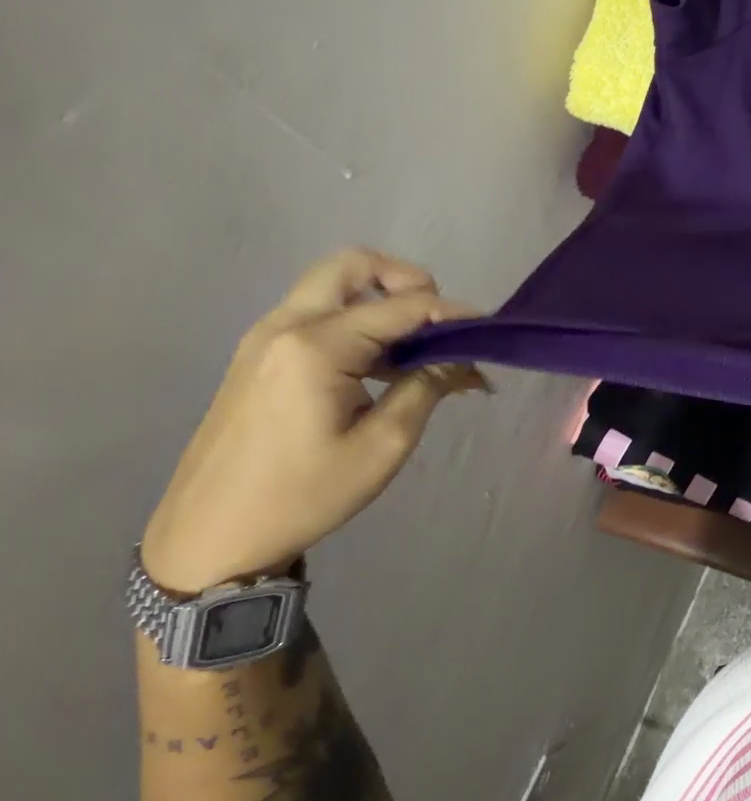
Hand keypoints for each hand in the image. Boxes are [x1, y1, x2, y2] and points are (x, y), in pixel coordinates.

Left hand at [141, 249, 486, 593]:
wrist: (211, 535)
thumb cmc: (305, 494)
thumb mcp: (384, 444)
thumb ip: (427, 387)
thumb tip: (465, 359)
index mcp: (316, 346)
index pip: (403, 305)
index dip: (453, 314)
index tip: (489, 334)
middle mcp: (285, 327)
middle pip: (353, 266)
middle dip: (408, 281)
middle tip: (441, 322)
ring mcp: (264, 339)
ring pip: (333, 286)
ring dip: (383, 301)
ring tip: (421, 352)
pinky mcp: (258, 357)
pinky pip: (317, 314)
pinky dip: (358, 321)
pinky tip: (384, 367)